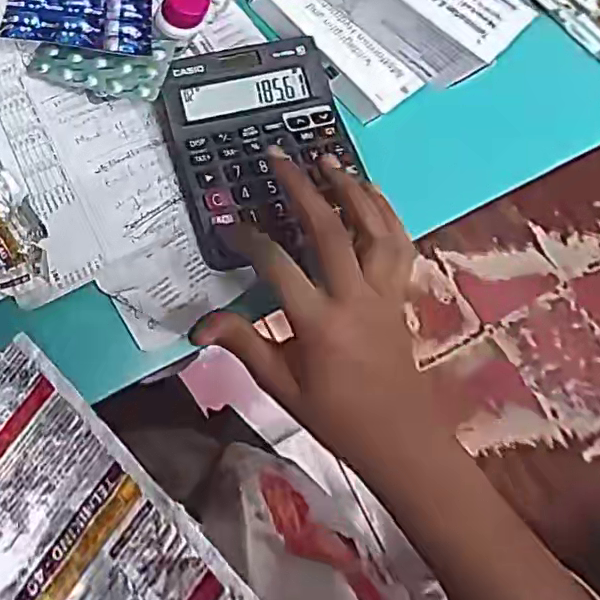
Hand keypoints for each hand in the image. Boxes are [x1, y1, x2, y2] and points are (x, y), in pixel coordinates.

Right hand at [191, 148, 435, 470]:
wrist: (401, 441)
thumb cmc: (335, 415)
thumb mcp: (279, 383)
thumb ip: (241, 343)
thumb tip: (198, 326)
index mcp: (319, 322)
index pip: (278, 265)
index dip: (249, 239)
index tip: (230, 224)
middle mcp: (354, 298)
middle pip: (330, 230)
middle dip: (302, 188)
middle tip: (280, 157)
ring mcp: (383, 293)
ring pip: (373, 229)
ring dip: (350, 189)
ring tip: (328, 160)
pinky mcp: (399, 294)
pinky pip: (398, 244)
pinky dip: (386, 212)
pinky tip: (371, 191)